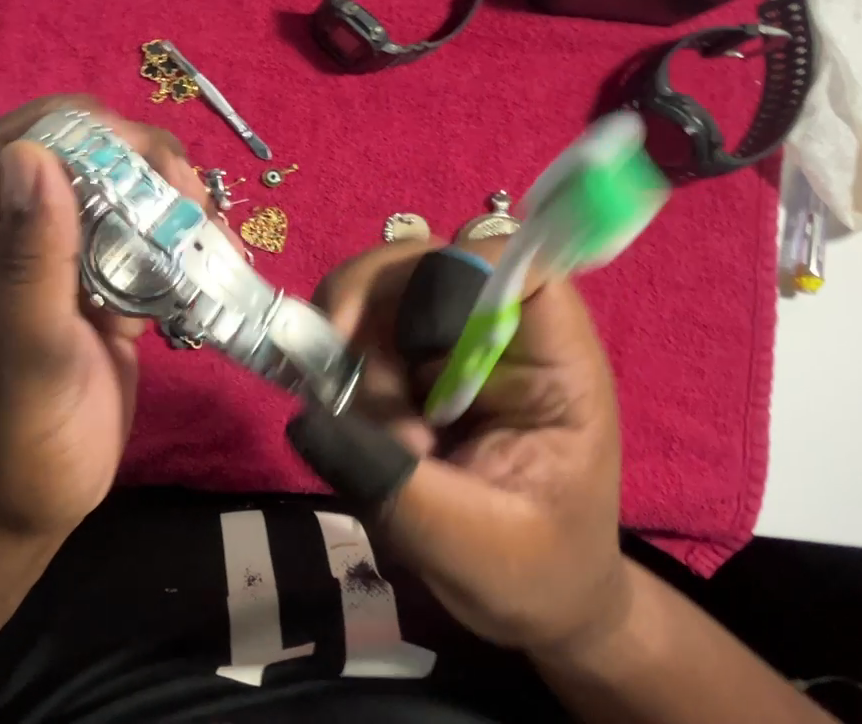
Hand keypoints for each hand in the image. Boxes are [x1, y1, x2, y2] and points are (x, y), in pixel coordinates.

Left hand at [0, 96, 202, 543]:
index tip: (132, 148)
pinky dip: (188, 246)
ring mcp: (74, 270)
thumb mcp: (21, 358)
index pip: (15, 145)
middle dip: (139, 159)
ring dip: (172, 200)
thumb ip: (28, 261)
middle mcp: (28, 244)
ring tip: (213, 231)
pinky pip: (151, 249)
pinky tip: (218, 264)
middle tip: (189, 195)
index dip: (71, 125)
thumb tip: (33, 156)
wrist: (29, 513)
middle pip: (83, 159)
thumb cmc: (12, 447)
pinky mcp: (112, 299)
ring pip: (124, 199)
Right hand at [297, 237, 630, 653]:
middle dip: (371, 315)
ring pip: (379, 295)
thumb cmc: (533, 573)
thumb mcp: (470, 545)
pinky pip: (358, 336)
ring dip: (350, 356)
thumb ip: (394, 483)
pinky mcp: (410, 366)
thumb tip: (309, 418)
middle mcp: (499, 336)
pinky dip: (336, 369)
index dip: (452, 267)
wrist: (531, 599)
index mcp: (552, 365)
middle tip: (351, 393)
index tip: (388, 326)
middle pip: (426, 261)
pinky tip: (352, 425)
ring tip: (370, 436)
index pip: (517, 265)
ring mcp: (450, 347)